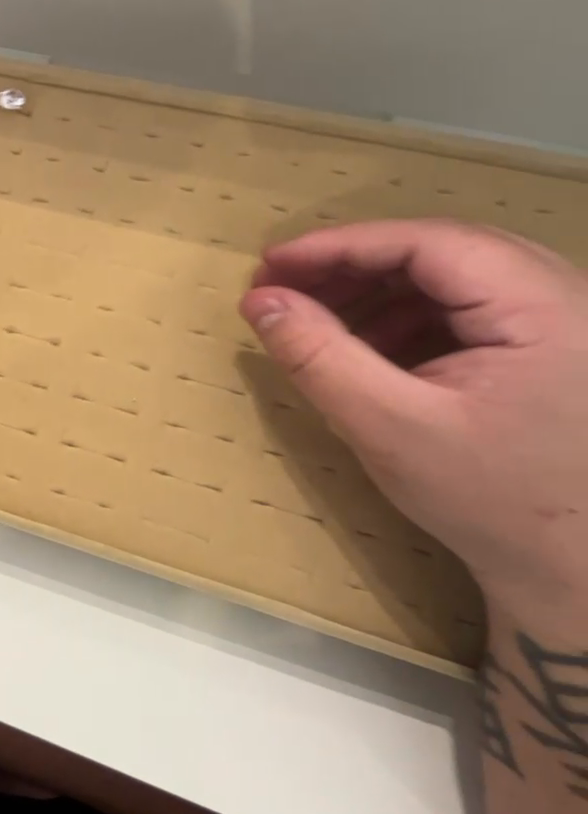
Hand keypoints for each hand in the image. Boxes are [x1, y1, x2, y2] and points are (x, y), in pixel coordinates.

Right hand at [239, 220, 587, 621]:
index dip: (340, 245)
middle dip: (352, 262)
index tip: (267, 265)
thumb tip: (257, 298)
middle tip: (280, 285)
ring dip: (374, 288)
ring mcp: (567, 328)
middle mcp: (572, 304)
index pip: (431, 244)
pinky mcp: (556, 352)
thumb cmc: (490, 497)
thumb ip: (316, 353)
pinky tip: (364, 345)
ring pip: (456, 277)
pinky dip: (405, 315)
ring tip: (310, 317)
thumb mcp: (385, 424)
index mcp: (548, 313)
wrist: (579, 569)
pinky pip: (470, 308)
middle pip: (444, 251)